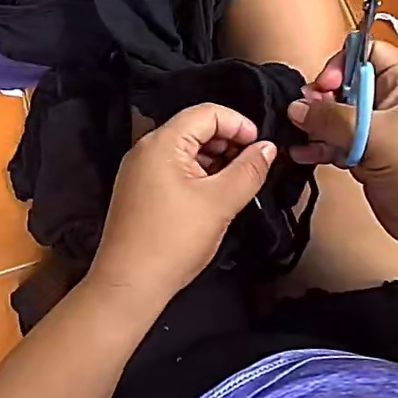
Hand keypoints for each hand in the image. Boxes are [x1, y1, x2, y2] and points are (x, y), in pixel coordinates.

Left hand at [86, 103, 276, 303]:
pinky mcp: (139, 191)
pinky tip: (214, 197)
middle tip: (253, 166)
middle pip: (195, 128)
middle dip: (229, 142)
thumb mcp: (221, 201)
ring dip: (216, 160)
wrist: (129, 285)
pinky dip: (199, 174)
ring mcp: (139, 171)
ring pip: (186, 150)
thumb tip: (267, 148)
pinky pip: (174, 169)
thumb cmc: (173, 241)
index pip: (207, 113)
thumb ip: (249, 170)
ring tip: (237, 184)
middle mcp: (146, 149)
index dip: (239, 124)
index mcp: (162, 143)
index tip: (260, 147)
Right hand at [288, 41, 397, 250]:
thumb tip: (298, 107)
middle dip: (323, 99)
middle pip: (348, 86)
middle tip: (306, 116)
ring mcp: (384, 133)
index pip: (368, 52)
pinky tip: (304, 154)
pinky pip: (342, 145)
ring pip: (341, 119)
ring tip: (298, 137)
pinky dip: (323, 147)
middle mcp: (394, 103)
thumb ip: (333, 119)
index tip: (323, 86)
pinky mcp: (374, 159)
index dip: (341, 64)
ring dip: (317, 126)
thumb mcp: (377, 136)